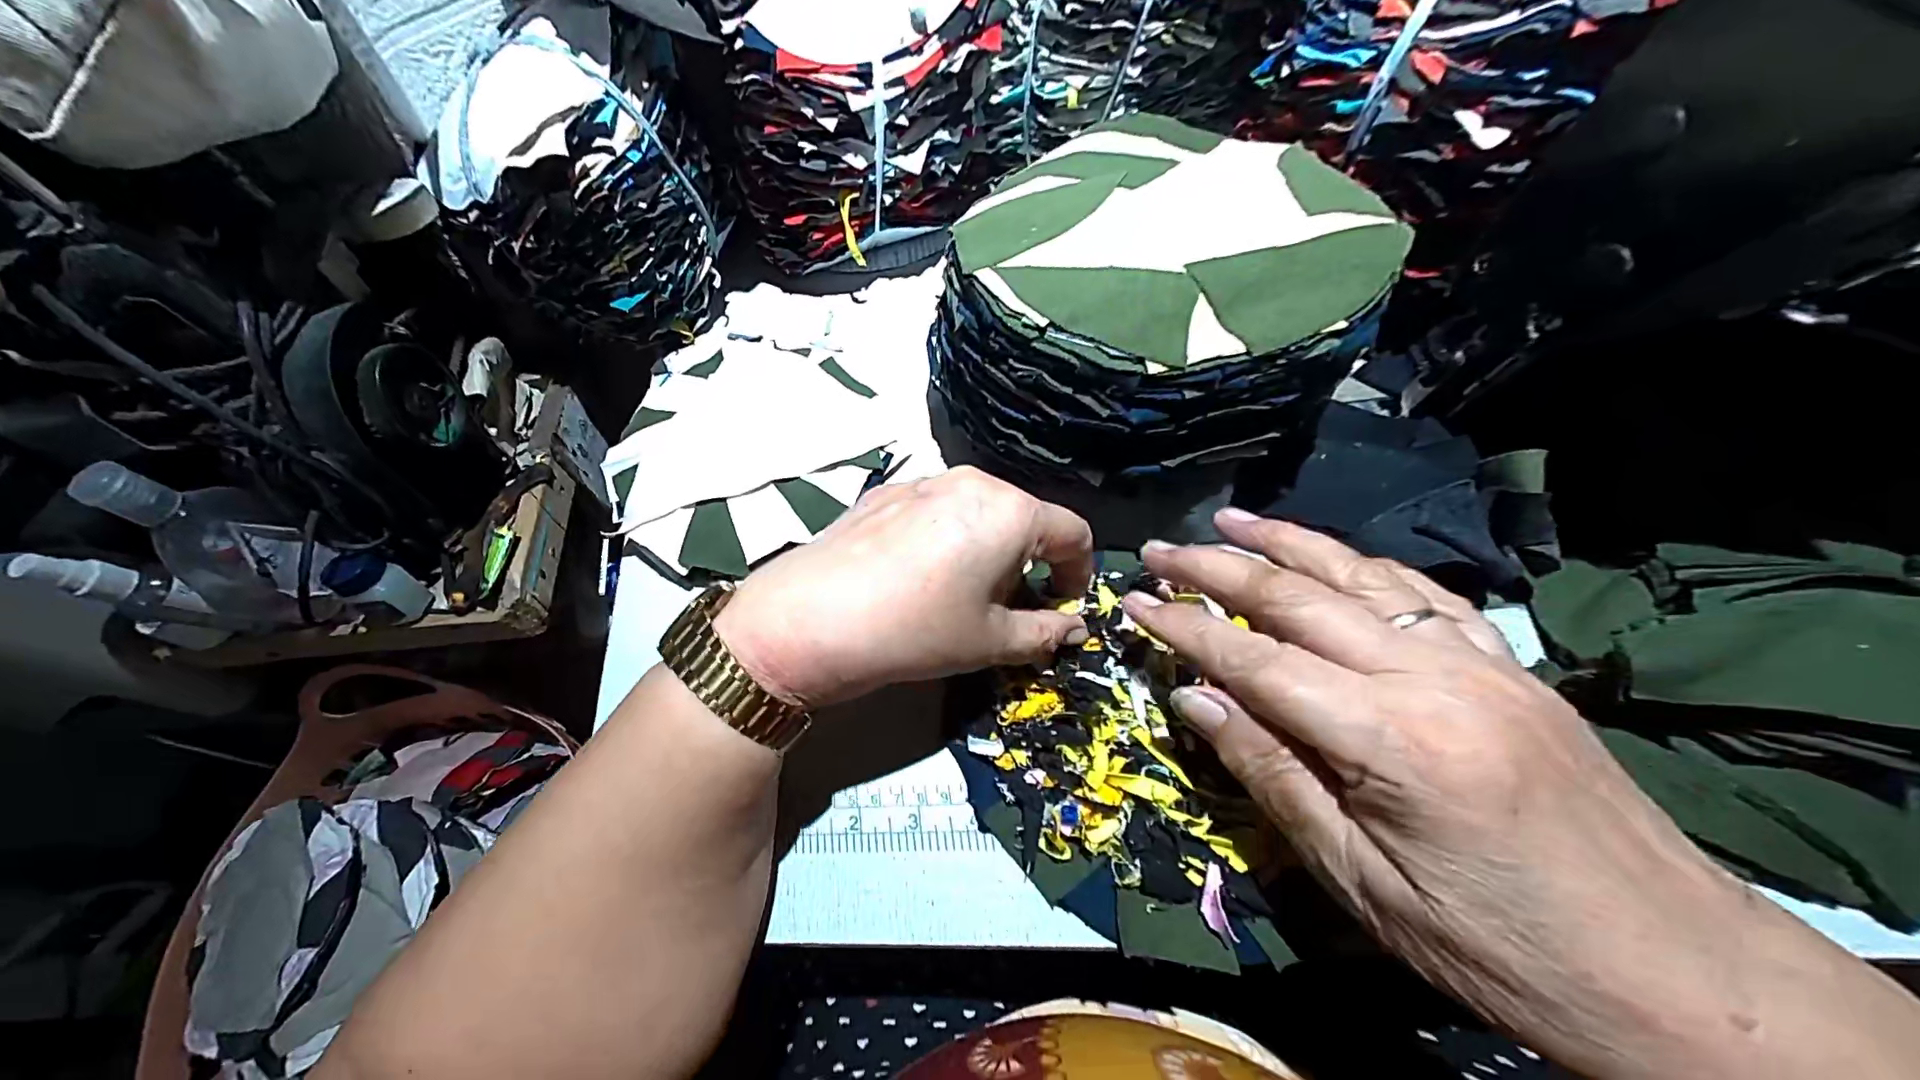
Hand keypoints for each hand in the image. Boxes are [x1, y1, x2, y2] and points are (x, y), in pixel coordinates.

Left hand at [712, 466, 1092, 709]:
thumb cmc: (916, 629)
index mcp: (1010, 511)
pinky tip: (917, 576)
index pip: (1073, 533)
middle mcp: (971, 483)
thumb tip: (1073, 628)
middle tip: (1008, 607)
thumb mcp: (990, 640)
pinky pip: (938, 510)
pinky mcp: (886, 493)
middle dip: (1031, 562)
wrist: (809, 619)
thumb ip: (1045, 632)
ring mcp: (924, 482)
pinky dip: (948, 538)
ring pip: (980, 511)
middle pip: (1025, 518)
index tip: (1063, 606)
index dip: (1080, 573)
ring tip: (960, 593)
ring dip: (989, 548)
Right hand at [1125, 509, 1917, 1079]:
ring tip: (1232, 521)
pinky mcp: (1511, 667)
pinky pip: (1425, 595)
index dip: (1186, 627)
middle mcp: (1433, 677)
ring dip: (1288, 543)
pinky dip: (1365, 564)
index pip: (1256, 660)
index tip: (1135, 600)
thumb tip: (1193, 699)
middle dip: (1218, 568)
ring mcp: (1480, 663)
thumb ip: (1269, 774)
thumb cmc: (1494, 944)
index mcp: (1391, 738)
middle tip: (1161, 548)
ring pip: (1362, 576)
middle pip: (1300, 599)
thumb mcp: (1357, 879)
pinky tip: (1333, 554)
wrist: (1679, 975)